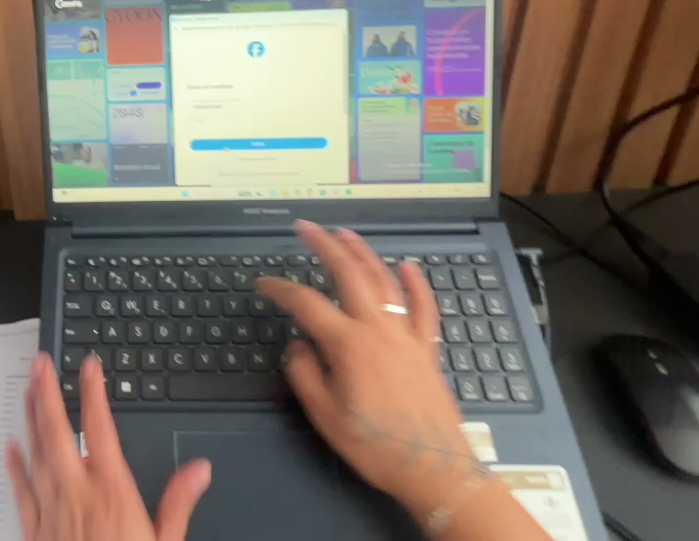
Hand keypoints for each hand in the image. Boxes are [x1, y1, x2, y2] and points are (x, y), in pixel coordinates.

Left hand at [5, 350, 211, 540]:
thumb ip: (178, 502)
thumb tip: (200, 469)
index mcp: (111, 491)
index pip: (99, 427)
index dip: (92, 391)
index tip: (89, 366)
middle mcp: (76, 494)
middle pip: (55, 431)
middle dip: (46, 392)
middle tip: (40, 362)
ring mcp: (51, 513)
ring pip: (35, 453)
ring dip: (29, 417)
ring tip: (27, 387)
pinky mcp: (34, 534)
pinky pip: (21, 493)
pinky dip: (14, 467)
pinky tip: (9, 446)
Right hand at [255, 221, 489, 519]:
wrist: (435, 471)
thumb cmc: (375, 445)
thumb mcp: (325, 415)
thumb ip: (304, 373)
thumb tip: (298, 344)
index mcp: (347, 344)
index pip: (305, 303)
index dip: (279, 289)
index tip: (262, 283)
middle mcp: (376, 328)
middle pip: (347, 273)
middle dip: (323, 245)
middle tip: (305, 228)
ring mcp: (405, 335)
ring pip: (383, 281)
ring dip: (362, 253)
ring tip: (344, 234)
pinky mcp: (426, 347)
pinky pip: (423, 308)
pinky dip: (416, 284)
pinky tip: (408, 266)